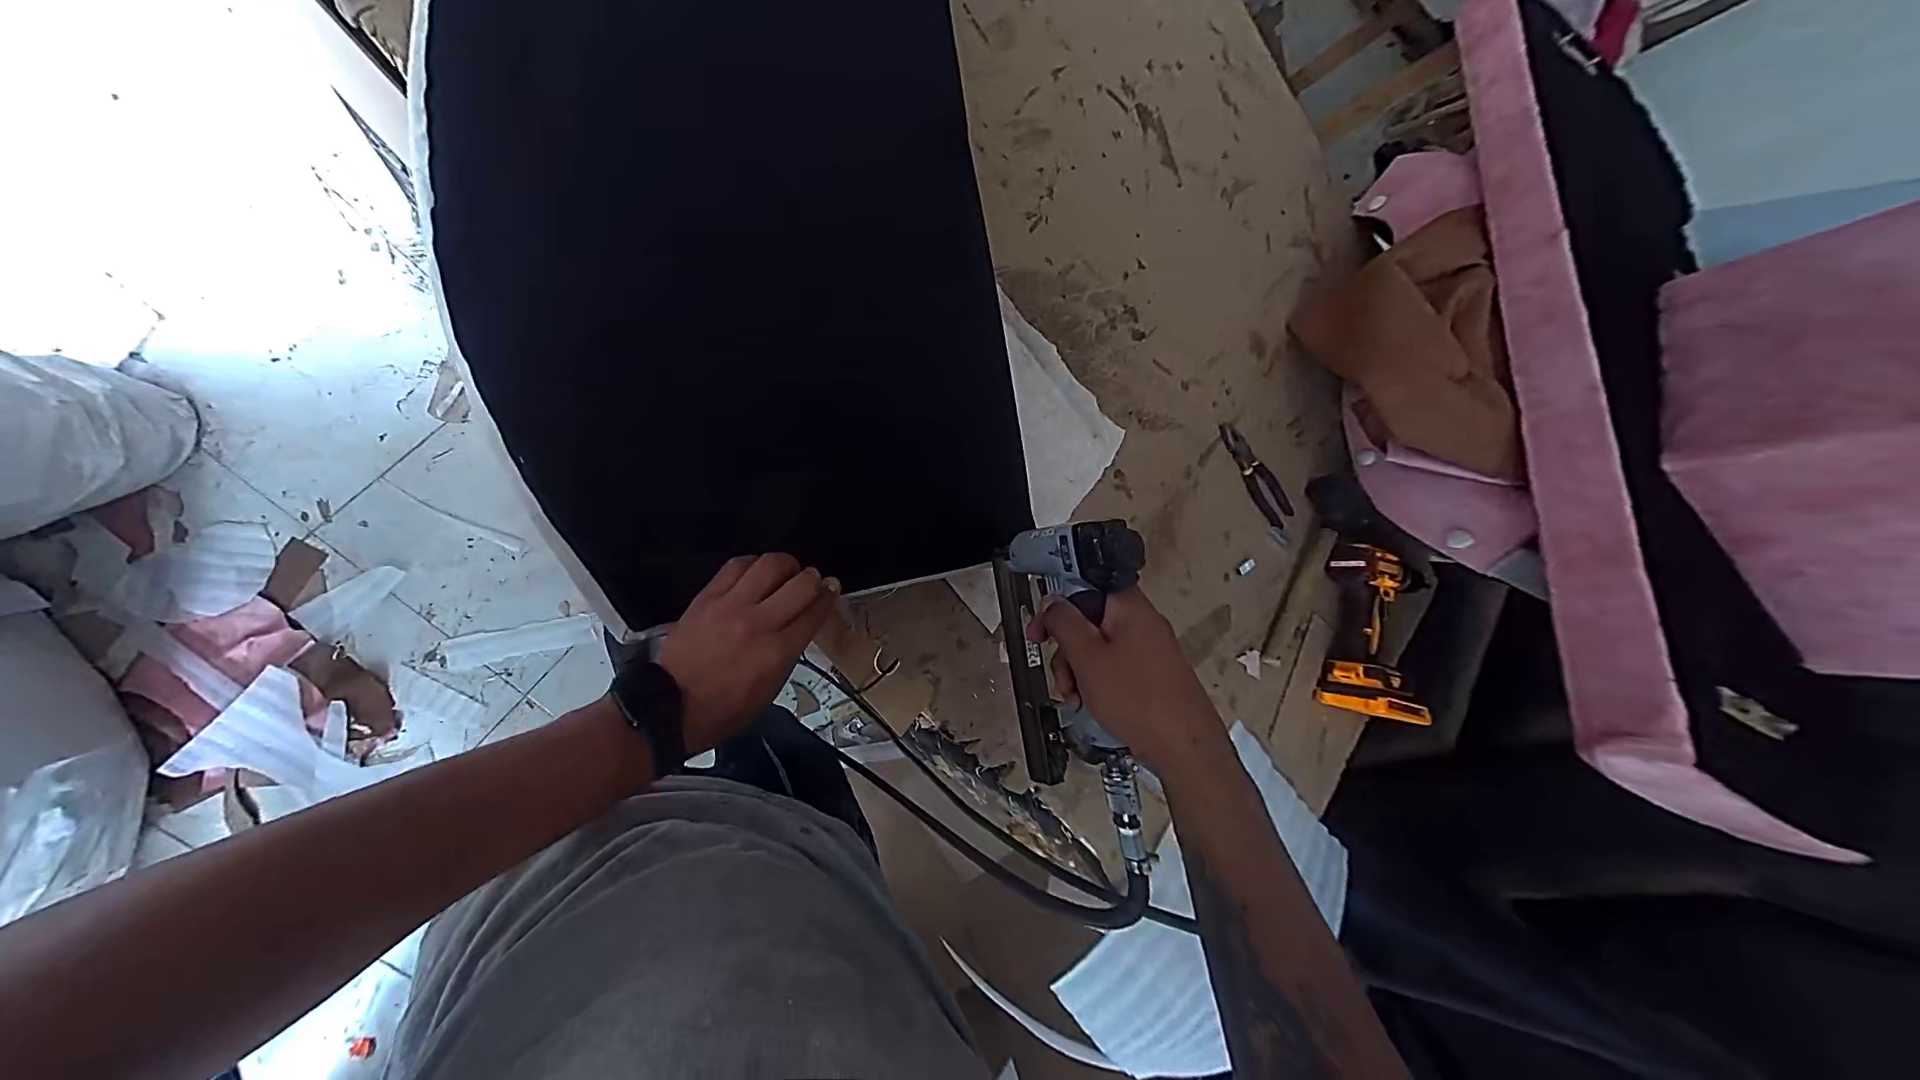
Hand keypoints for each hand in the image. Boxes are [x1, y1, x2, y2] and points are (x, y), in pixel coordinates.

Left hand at [656, 554, 837, 754]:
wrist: (669, 708)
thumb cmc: (719, 709)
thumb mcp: (770, 691)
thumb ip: (789, 654)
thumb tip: (800, 627)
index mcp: (778, 652)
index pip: (815, 611)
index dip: (829, 596)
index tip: (831, 590)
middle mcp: (758, 624)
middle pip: (802, 583)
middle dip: (814, 579)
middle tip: (811, 583)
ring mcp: (731, 607)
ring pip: (771, 564)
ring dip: (785, 565)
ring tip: (785, 573)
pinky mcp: (708, 598)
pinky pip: (736, 566)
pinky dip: (752, 564)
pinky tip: (755, 573)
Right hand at [1026, 587, 1229, 776]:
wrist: (1183, 745)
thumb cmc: (1136, 698)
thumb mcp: (1087, 657)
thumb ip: (1064, 623)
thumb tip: (1052, 602)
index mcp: (1128, 607)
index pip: (1086, 587)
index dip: (1058, 605)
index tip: (1040, 629)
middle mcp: (1142, 622)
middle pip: (1089, 621)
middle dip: (1066, 648)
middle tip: (1060, 674)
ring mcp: (1149, 649)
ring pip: (1099, 647)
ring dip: (1078, 669)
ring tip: (1074, 696)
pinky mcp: (1152, 673)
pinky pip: (1114, 666)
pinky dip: (1097, 681)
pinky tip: (1090, 703)